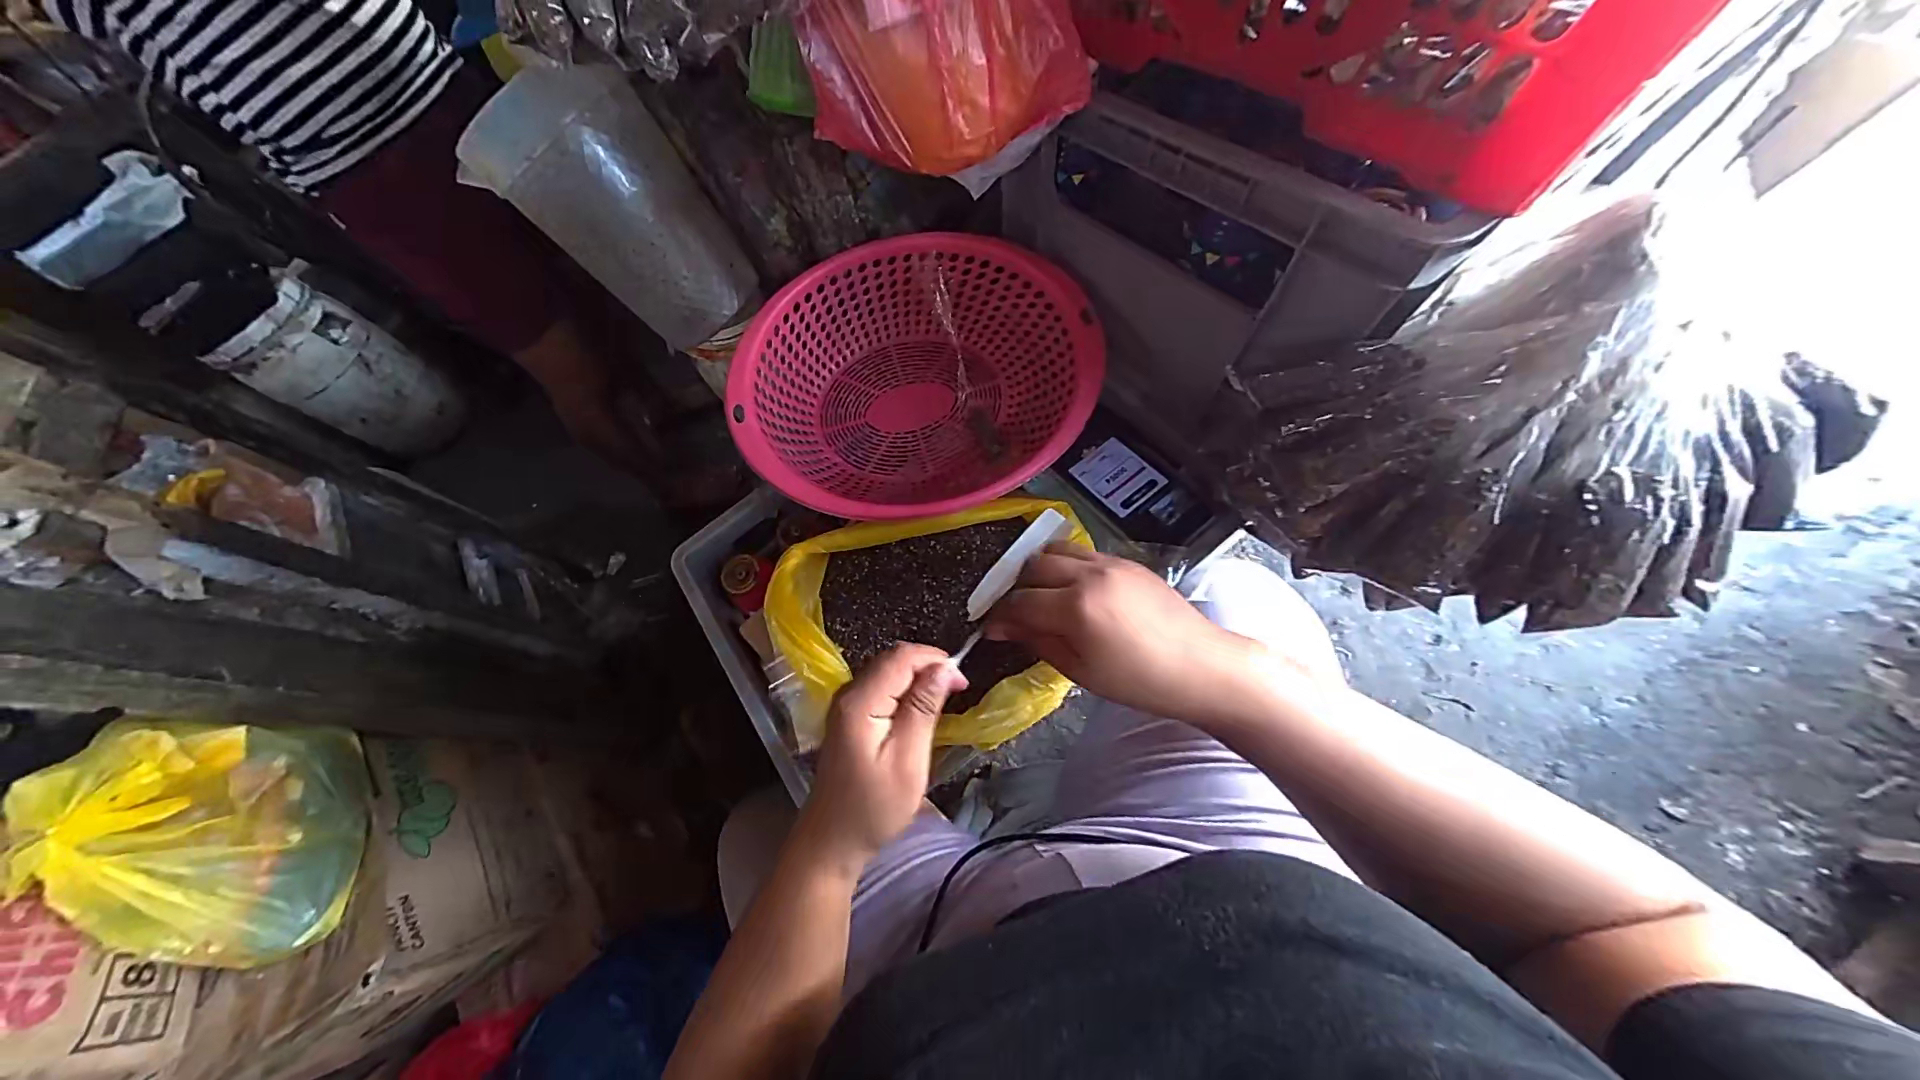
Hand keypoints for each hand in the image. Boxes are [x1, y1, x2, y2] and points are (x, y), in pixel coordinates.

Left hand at [796, 644, 966, 875]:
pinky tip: (921, 710)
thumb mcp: (908, 760)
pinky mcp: (849, 717)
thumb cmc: (874, 807)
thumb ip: (924, 709)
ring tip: (944, 699)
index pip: (901, 657)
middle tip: (958, 690)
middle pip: (893, 660)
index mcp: (860, 702)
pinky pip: (881, 687)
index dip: (935, 660)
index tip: (962, 682)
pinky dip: (906, 690)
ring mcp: (846, 705)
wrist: (832, 841)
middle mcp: (848, 694)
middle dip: (929, 666)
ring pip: (888, 671)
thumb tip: (944, 668)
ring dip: (919, 677)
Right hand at [985, 545, 1334, 729]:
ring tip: (1039, 594)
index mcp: (1076, 607)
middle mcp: (1089, 574)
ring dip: (1038, 569)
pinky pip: (1082, 553)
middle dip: (1015, 588)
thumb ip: (1038, 641)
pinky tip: (1070, 589)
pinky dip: (1065, 565)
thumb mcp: (1081, 671)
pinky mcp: (1127, 561)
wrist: (1202, 666)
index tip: (992, 628)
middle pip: (1032, 566)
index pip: (1019, 601)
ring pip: (1055, 550)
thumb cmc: (1140, 681)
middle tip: (1014, 612)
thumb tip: (1004, 627)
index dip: (999, 615)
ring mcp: (1110, 563)